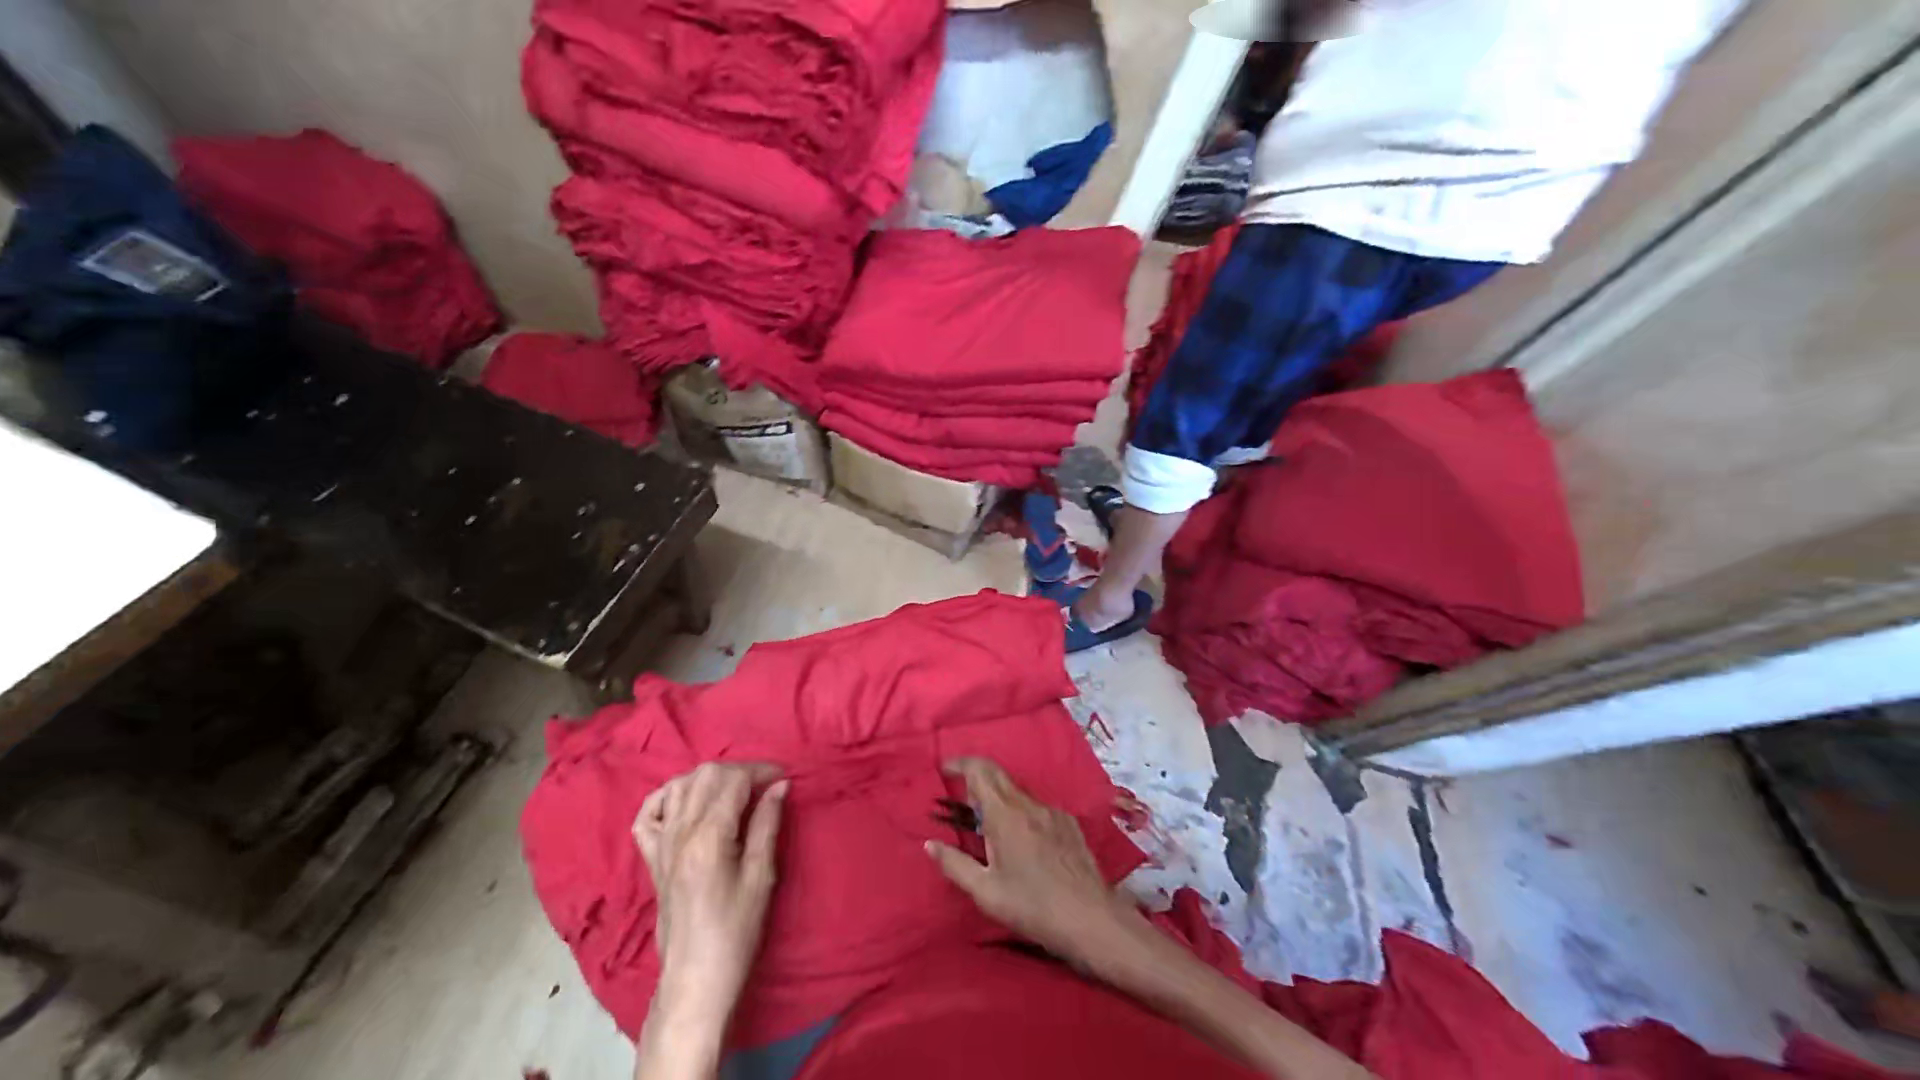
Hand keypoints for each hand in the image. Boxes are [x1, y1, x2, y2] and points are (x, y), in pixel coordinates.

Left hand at [634, 763, 788, 1025]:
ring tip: (734, 791)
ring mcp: (661, 845)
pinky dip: (666, 798)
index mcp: (708, 837)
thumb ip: (767, 825)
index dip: (761, 771)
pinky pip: (648, 814)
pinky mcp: (651, 859)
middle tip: (765, 786)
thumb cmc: (736, 932)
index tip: (784, 777)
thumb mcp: (762, 878)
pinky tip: (686, 802)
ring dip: (709, 778)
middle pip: (705, 775)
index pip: (733, 780)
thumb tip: (779, 786)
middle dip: (739, 770)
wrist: (695, 978)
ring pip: (679, 786)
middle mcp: (679, 833)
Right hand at [925, 757, 1132, 962]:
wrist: (1090, 919)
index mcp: (1004, 814)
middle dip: (976, 778)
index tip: (944, 769)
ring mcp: (1052, 811)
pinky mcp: (1069, 823)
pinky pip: (1036, 807)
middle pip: (997, 774)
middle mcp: (1028, 804)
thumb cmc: (1032, 907)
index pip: (979, 770)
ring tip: (989, 829)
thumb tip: (930, 844)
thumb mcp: (986, 892)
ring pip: (1017, 792)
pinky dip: (1020, 812)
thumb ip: (954, 865)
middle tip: (962, 802)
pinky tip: (1022, 843)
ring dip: (998, 799)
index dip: (959, 764)